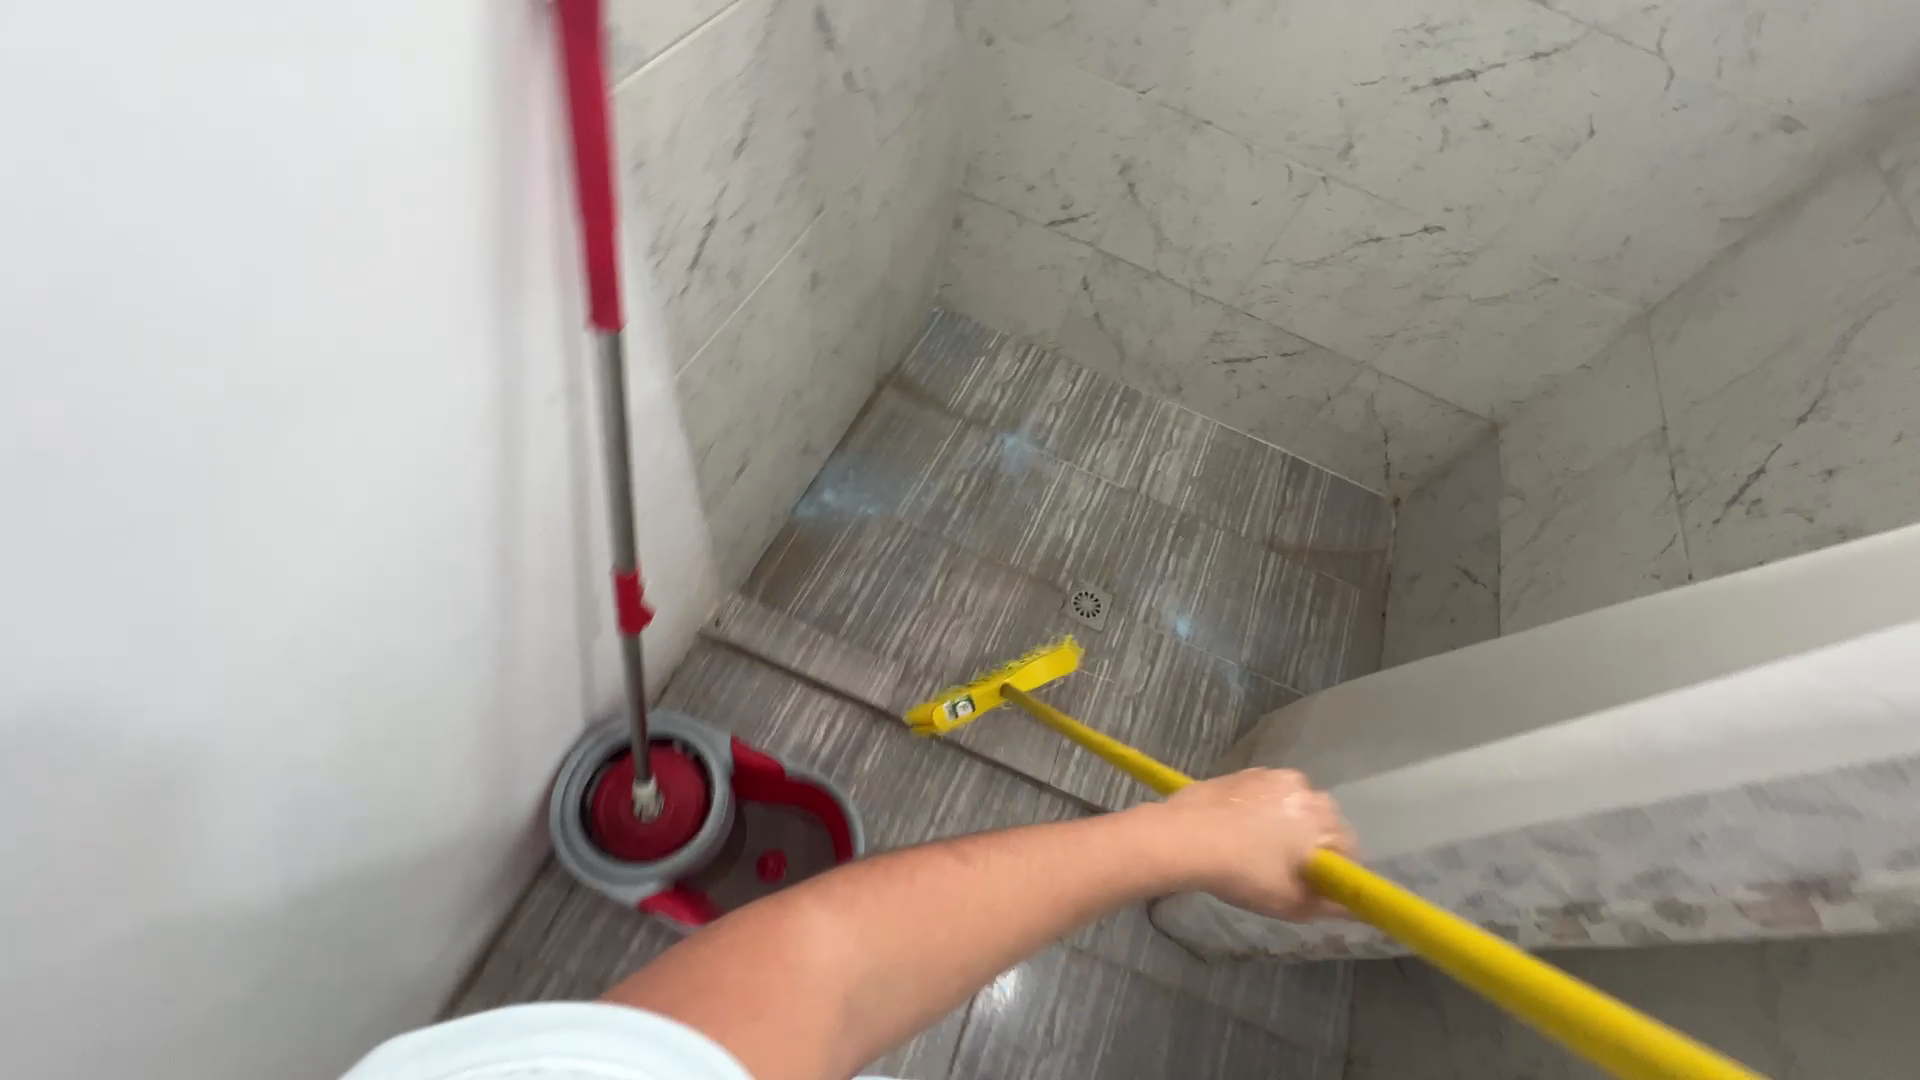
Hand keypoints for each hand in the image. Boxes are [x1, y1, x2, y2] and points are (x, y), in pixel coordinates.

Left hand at [1147, 768, 1354, 920]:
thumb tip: (1354, 907)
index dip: (1335, 872)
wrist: (1183, 836)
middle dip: (1307, 844)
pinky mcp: (1240, 772)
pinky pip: (1263, 796)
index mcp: (1322, 815)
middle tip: (1283, 871)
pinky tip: (1236, 830)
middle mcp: (1302, 786)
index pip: (1347, 848)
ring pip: (1290, 806)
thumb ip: (1333, 905)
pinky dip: (1257, 810)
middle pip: (1319, 821)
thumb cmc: (1244, 871)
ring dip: (1282, 823)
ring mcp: (1267, 775)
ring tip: (1254, 850)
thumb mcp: (1294, 903)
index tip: (1315, 887)